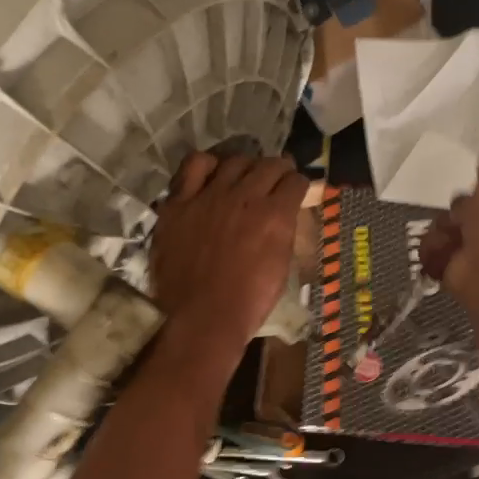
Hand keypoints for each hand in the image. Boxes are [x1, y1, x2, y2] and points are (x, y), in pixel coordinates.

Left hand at [149, 151, 305, 364]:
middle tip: (276, 179)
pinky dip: (207, 165)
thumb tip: (283, 218)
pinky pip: (194, 166)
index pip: (295, 182)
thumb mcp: (280, 267)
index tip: (296, 190)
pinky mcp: (180, 202)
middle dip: (278, 169)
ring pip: (234, 161)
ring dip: (246, 166)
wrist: (203, 316)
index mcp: (275, 215)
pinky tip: (211, 176)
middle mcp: (245, 196)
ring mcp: (210, 196)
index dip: (298, 185)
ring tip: (244, 176)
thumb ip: (282, 234)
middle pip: (268, 165)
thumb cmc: (248, 302)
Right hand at [422, 139, 478, 309]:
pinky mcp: (453, 264)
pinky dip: (436, 249)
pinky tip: (443, 252)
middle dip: (457, 210)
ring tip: (450, 237)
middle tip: (461, 216)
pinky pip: (434, 247)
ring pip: (445, 226)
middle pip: (463, 207)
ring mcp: (473, 248)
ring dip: (443, 230)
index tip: (474, 186)